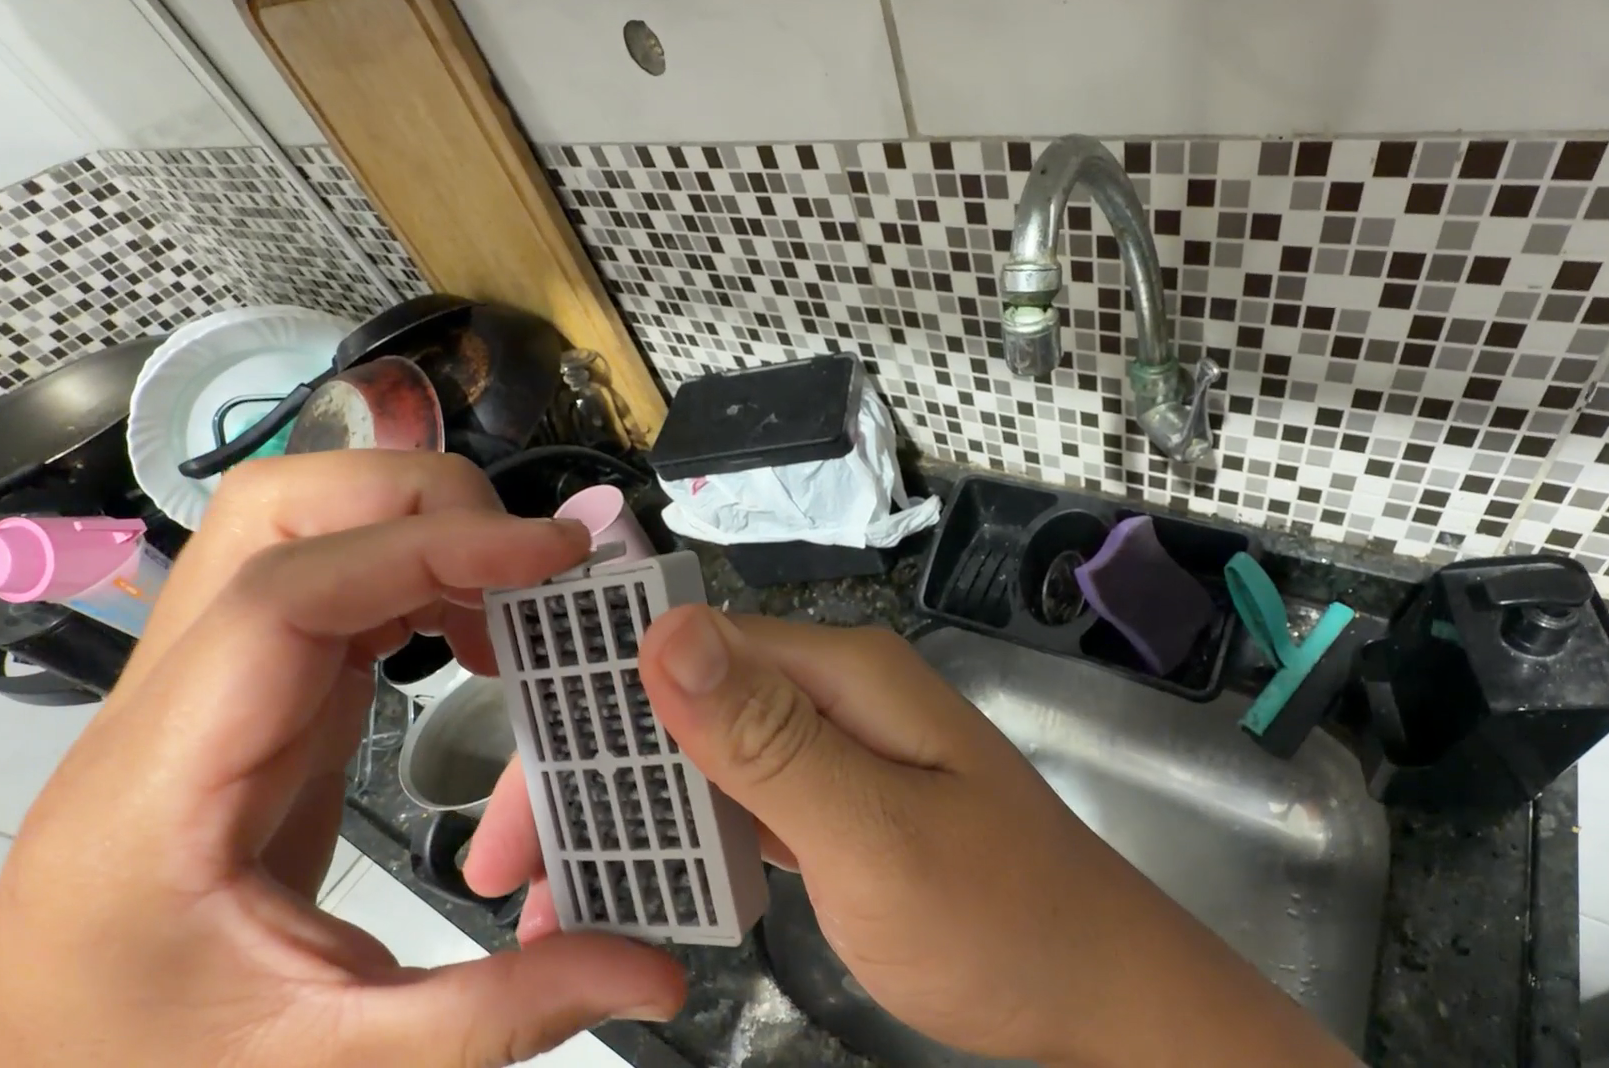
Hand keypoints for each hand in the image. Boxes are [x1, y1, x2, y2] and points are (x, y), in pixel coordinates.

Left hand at [0, 453, 685, 1067]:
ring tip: (525, 597)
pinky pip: (345, 594)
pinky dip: (430, 581)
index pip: (286, 595)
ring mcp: (220, 700)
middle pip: (273, 518)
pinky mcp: (266, 708)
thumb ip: (507, 1011)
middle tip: (538, 562)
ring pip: (308, 536)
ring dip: (432, 534)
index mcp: (162, 790)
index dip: (434, 548)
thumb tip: (660, 972)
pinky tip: (485, 637)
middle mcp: (176, 716)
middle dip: (422, 503)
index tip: (558, 557)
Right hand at [467, 608, 1355, 1066]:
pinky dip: (694, 842)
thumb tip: (668, 626)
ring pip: (713, 757)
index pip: (688, 656)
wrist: (1092, 982)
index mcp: (845, 675)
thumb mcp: (871, 831)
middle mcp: (841, 694)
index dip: (592, 721)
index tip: (516, 811)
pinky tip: (650, 888)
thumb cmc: (994, 915)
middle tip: (516, 875)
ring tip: (562, 897)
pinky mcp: (846, 799)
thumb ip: (768, 735)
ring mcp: (845, 747)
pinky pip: (750, 802)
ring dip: (637, 817)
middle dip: (600, 779)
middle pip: (692, 704)